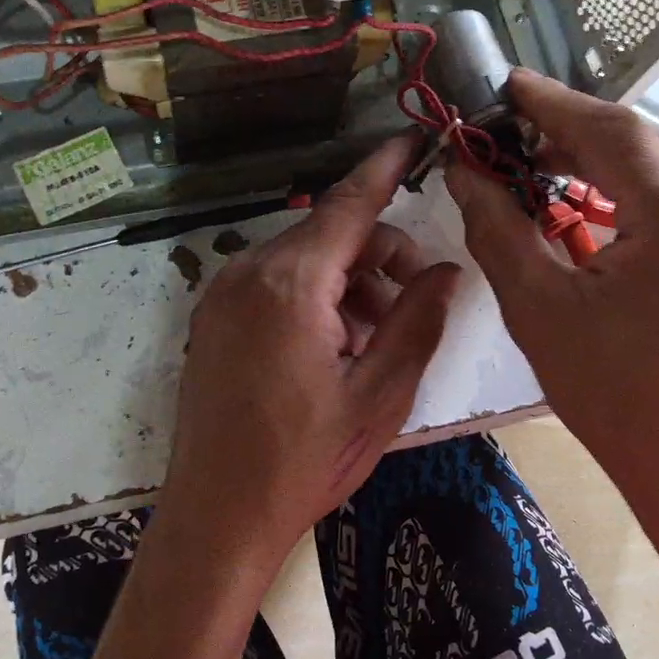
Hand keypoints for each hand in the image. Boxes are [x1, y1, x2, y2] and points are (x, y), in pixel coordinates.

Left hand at [164, 137, 462, 561]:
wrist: (217, 519)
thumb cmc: (303, 462)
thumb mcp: (378, 396)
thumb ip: (418, 323)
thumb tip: (447, 271)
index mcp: (291, 284)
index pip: (348, 205)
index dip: (386, 169)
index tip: (416, 139)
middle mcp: (247, 274)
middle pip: (329, 236)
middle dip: (380, 256)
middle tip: (415, 305)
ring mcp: (221, 297)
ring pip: (302, 262)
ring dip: (348, 284)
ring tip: (375, 343)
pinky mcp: (211, 322)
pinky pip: (274, 287)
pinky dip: (313, 300)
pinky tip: (333, 350)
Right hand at [446, 70, 658, 586]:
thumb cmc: (617, 400)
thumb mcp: (539, 310)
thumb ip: (497, 226)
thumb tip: (465, 171)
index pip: (610, 130)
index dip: (551, 103)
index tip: (509, 86)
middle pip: (647, 148)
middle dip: (578, 141)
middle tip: (518, 146)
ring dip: (616, 171)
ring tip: (559, 184)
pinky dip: (655, 201)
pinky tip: (617, 224)